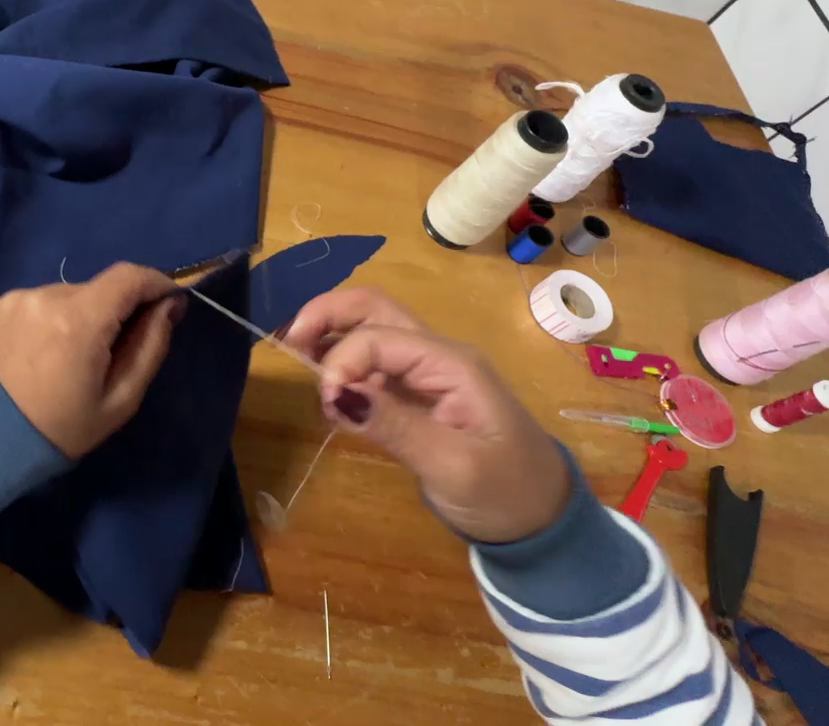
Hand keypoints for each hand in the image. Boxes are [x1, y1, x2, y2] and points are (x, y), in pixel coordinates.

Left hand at [0, 263, 183, 458]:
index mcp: (78, 321)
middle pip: (101, 288)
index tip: (169, 301)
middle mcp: (47, 296)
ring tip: (77, 356)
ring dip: (87, 314)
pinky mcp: (2, 304)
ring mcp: (20, 297)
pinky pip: (47, 300)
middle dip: (119, 309)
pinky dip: (59, 317)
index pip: (129, 277)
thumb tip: (170, 305)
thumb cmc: (61, 428)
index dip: (156, 283)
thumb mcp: (120, 399)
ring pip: (74, 294)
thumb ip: (151, 346)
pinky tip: (50, 350)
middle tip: (120, 347)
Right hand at [282, 288, 569, 542]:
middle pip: (373, 308)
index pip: (378, 338)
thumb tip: (338, 393)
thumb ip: (395, 425)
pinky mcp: (416, 390)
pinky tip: (326, 384)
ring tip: (297, 357)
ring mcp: (427, 370)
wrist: (542, 520)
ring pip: (371, 326)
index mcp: (451, 364)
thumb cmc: (505, 493)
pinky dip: (343, 360)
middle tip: (287, 342)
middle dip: (326, 315)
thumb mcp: (453, 467)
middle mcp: (436, 354)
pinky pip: (374, 359)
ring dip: (331, 332)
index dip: (342, 360)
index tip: (326, 403)